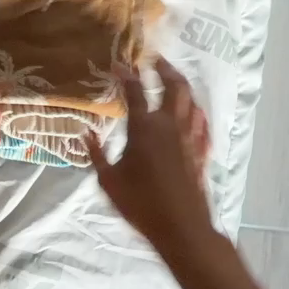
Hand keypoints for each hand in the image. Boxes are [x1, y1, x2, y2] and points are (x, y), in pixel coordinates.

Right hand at [85, 58, 216, 255]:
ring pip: (191, 100)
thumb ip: (97, 154)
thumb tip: (86, 133)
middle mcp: (170, 125)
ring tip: (172, 79)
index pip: (135, 91)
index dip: (126, 74)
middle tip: (155, 60)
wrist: (182, 229)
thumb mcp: (108, 181)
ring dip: (182, 85)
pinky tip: (193, 111)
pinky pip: (203, 122)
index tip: (118, 64)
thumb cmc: (141, 204)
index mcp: (144, 128)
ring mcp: (190, 137)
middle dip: (165, 68)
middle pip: (174, 86)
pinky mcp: (202, 151)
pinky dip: (196, 110)